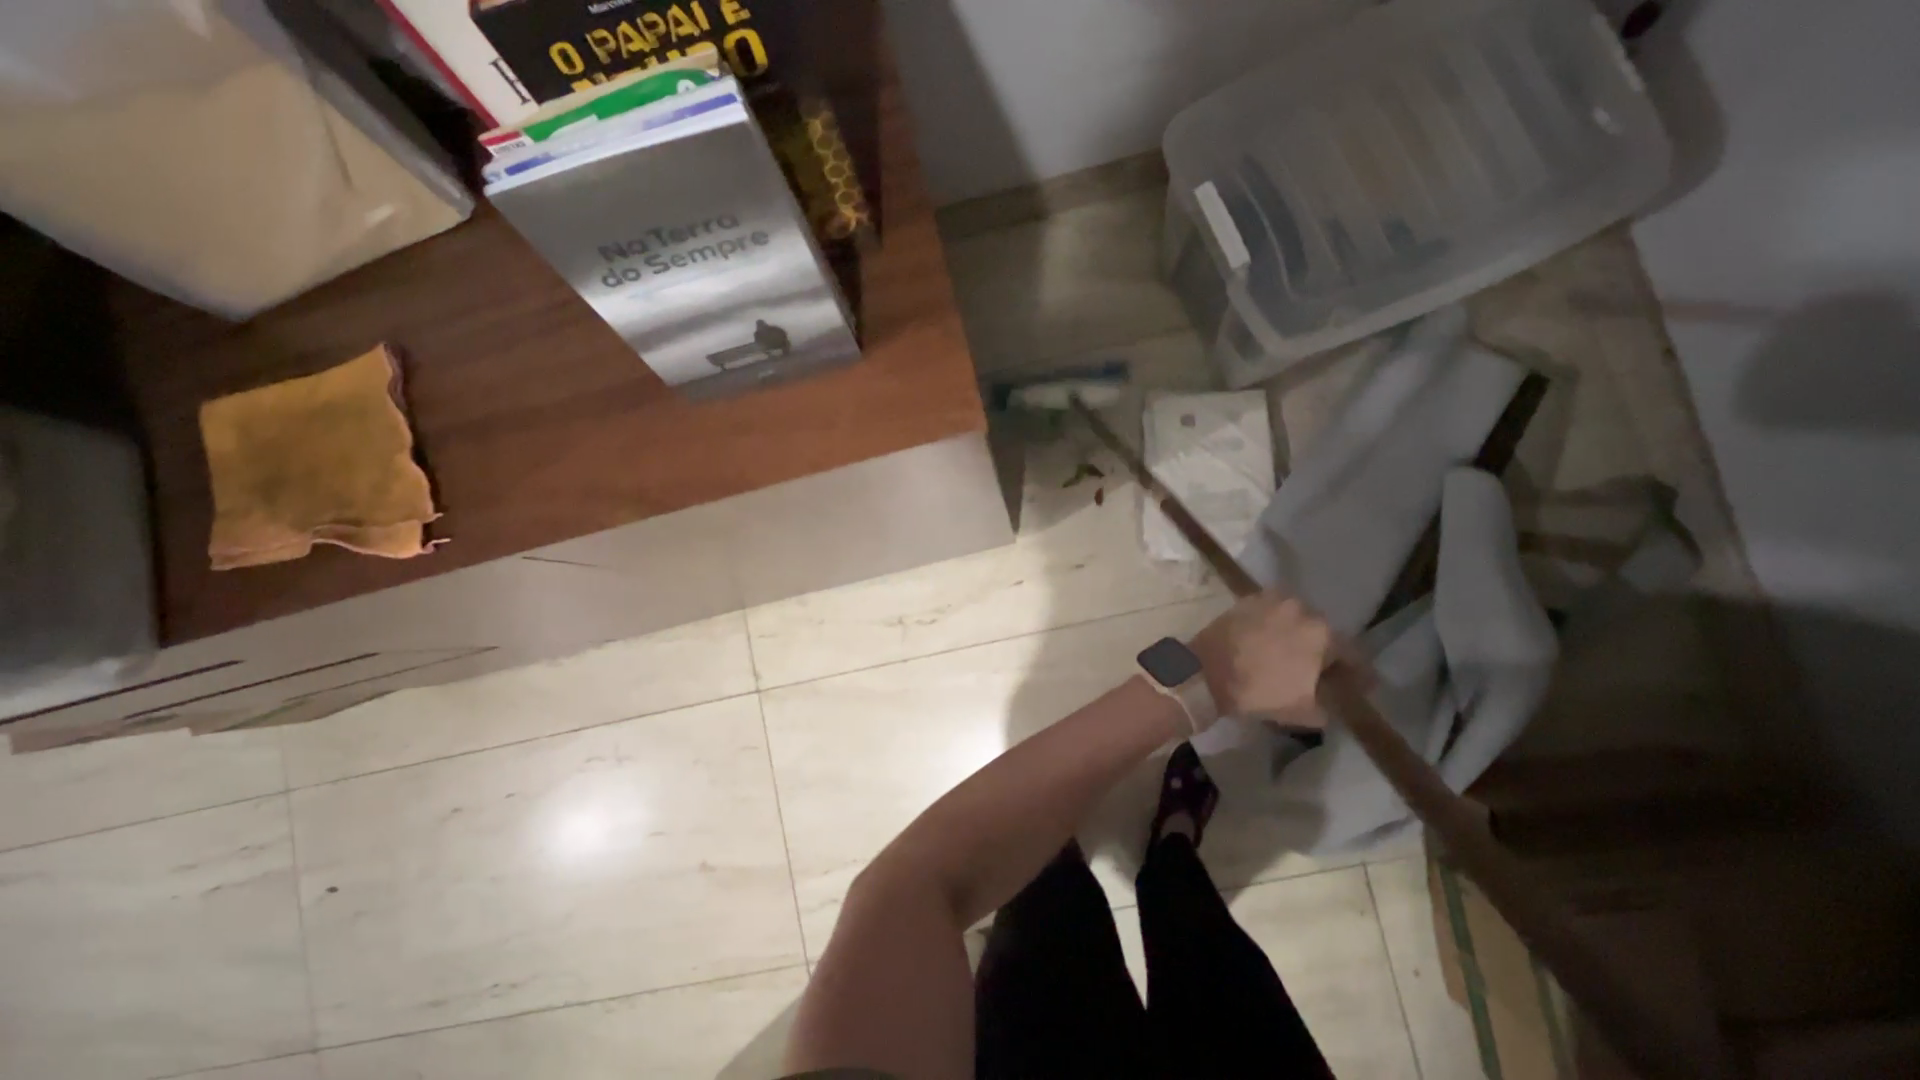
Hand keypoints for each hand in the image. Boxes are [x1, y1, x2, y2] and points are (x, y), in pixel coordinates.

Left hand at [1189, 591, 1353, 726]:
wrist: (1206, 672)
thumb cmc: (1259, 693)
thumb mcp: (1303, 711)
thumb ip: (1328, 707)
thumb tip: (1333, 703)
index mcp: (1324, 635)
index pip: (1353, 654)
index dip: (1357, 673)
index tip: (1360, 684)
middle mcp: (1304, 609)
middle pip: (1324, 632)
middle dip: (1325, 651)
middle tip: (1320, 668)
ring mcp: (1275, 600)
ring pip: (1298, 619)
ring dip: (1299, 634)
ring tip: (1291, 652)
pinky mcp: (1249, 599)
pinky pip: (1272, 612)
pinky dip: (1275, 624)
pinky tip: (1269, 639)